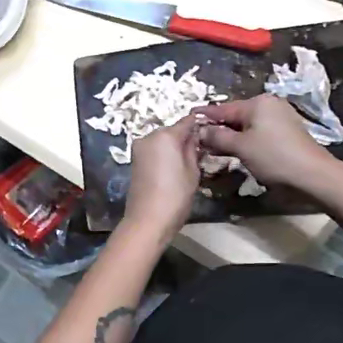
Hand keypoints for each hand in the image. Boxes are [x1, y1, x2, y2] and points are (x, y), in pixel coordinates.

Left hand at [122, 120, 201, 239]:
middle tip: (198, 154)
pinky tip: (170, 171)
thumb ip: (193, 149)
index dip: (199, 125)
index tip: (208, 133)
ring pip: (161, 141)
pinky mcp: (134, 160)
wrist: (147, 220)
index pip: (187, 122)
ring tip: (184, 166)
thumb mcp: (192, 171)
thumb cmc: (175, 196)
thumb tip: (193, 136)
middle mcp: (149, 136)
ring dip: (172, 148)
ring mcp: (138, 148)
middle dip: (184, 138)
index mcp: (166, 135)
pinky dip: (162, 156)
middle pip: (172, 131)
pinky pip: (153, 151)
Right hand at [198, 96, 336, 194]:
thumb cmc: (274, 157)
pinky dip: (247, 140)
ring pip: (248, 125)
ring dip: (232, 136)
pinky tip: (237, 151)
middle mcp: (269, 105)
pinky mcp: (287, 132)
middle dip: (219, 128)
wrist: (313, 175)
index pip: (224, 108)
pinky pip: (259, 132)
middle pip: (236, 116)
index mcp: (258, 103)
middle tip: (199, 140)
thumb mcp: (241, 147)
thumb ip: (218, 136)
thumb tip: (200, 130)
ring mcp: (280, 118)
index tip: (188, 119)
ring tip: (214, 148)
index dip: (205, 115)